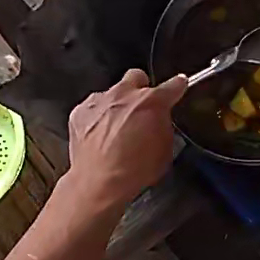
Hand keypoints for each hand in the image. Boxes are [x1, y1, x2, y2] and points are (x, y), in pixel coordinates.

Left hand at [65, 70, 187, 210]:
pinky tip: (100, 135)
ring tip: (117, 129)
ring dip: (117, 105)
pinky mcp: (80, 111)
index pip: (173, 85)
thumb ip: (165, 126)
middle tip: (141, 108)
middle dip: (141, 89)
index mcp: (152, 102)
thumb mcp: (166, 150)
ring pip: (112, 92)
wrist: (101, 182)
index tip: (178, 85)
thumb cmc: (135, 170)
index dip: (178, 85)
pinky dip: (97, 117)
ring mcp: (100, 100)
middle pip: (137, 77)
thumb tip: (161, 120)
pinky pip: (92, 107)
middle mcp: (125, 94)